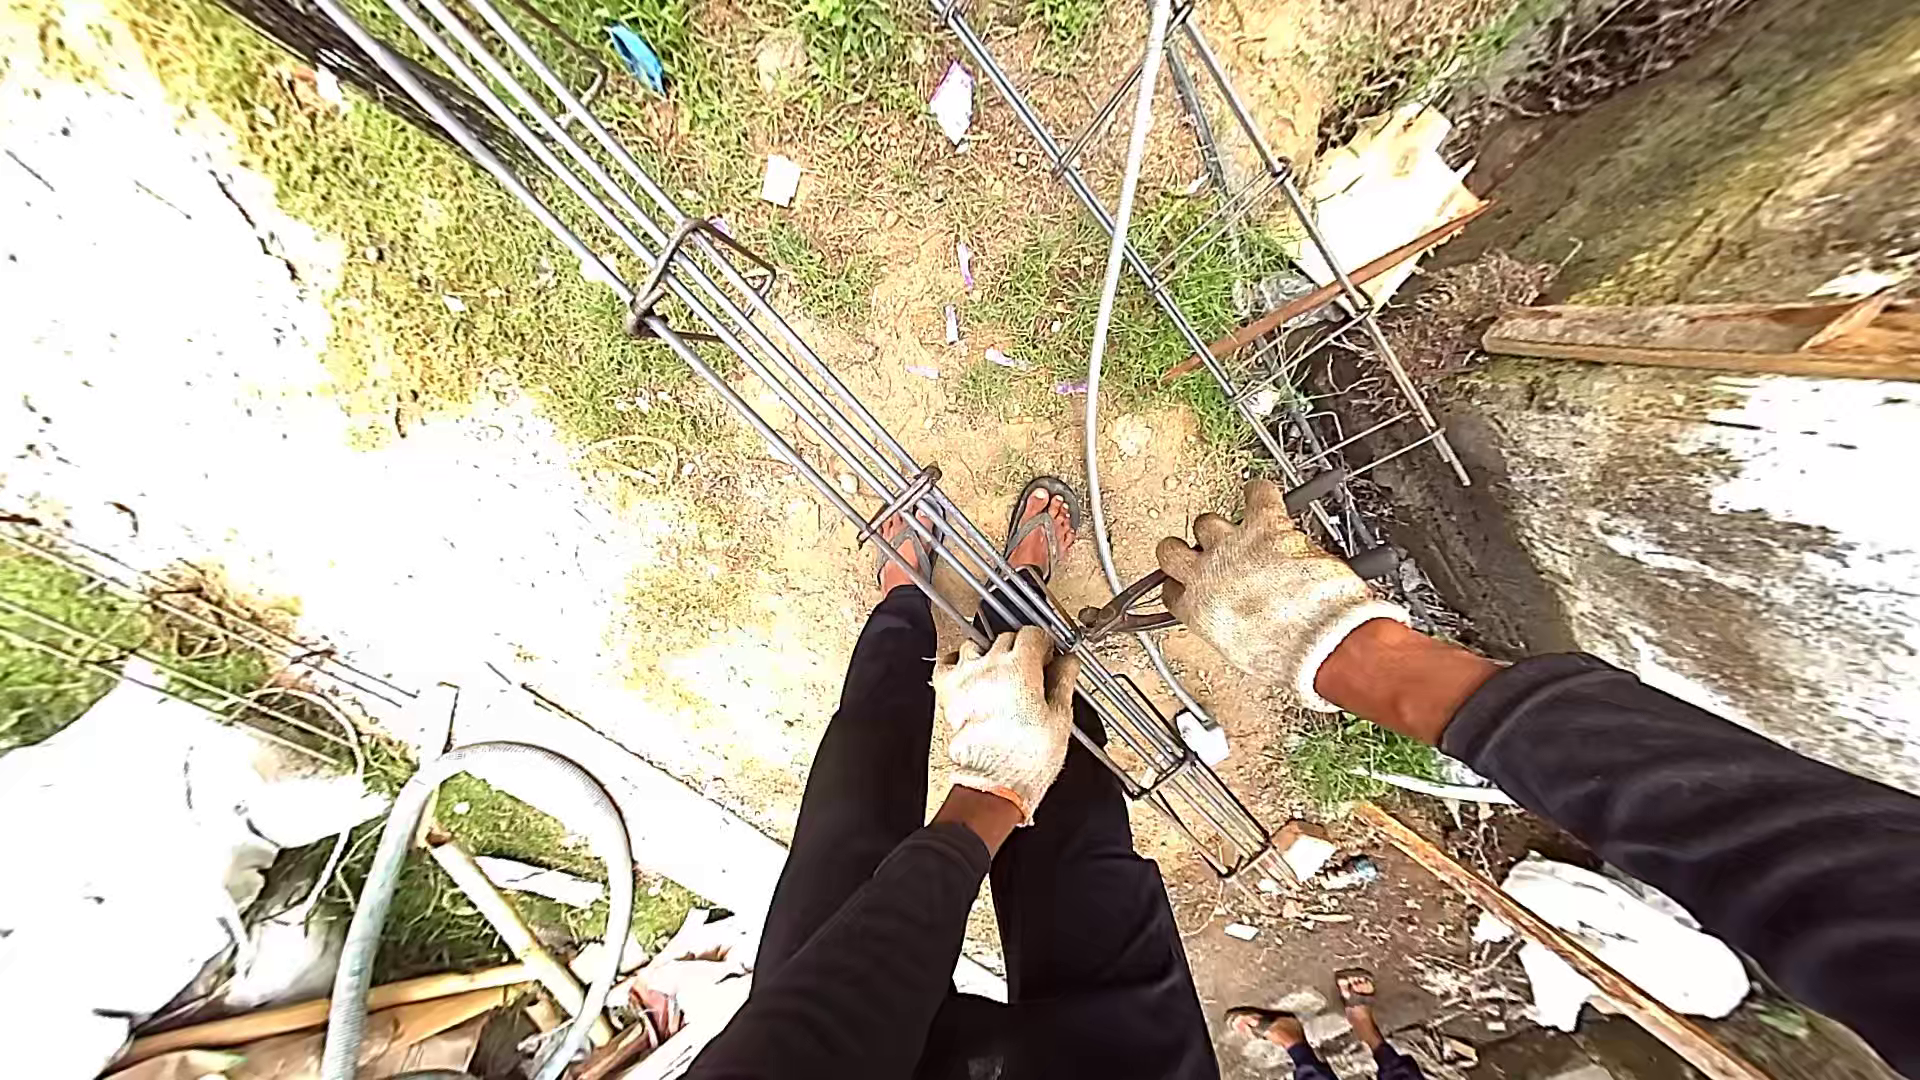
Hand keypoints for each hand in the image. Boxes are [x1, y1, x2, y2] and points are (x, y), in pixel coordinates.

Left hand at [933, 626, 1078, 822]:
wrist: (993, 783)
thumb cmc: (1026, 758)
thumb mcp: (1060, 718)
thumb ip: (1063, 681)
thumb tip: (1068, 662)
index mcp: (1021, 667)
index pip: (1032, 633)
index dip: (1044, 643)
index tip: (1047, 655)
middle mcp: (990, 665)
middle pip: (1006, 637)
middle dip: (1019, 648)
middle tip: (1029, 667)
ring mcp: (966, 676)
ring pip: (976, 645)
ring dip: (989, 654)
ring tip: (999, 673)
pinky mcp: (948, 691)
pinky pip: (946, 662)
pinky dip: (957, 662)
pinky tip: (968, 672)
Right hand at [1155, 478, 1406, 710]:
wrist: (1323, 642)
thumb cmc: (1287, 654)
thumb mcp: (1239, 649)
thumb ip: (1224, 625)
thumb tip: (1232, 619)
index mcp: (1195, 608)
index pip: (1170, 589)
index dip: (1179, 584)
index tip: (1188, 585)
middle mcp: (1204, 574)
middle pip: (1170, 550)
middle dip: (1181, 550)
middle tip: (1198, 552)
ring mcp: (1231, 547)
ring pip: (1207, 522)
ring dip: (1220, 528)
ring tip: (1234, 528)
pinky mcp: (1264, 528)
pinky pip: (1257, 496)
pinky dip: (1259, 492)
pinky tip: (1259, 493)